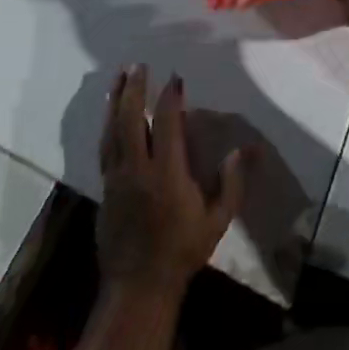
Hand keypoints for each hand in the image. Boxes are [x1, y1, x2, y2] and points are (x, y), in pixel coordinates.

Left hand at [96, 66, 246, 297]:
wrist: (139, 284)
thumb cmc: (182, 251)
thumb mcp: (216, 221)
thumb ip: (231, 183)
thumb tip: (244, 149)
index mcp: (167, 174)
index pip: (166, 124)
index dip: (170, 98)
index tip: (176, 78)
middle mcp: (137, 168)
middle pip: (130, 118)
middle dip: (134, 88)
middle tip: (138, 65)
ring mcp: (117, 176)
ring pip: (112, 129)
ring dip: (115, 99)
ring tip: (119, 76)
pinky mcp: (105, 186)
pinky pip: (104, 146)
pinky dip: (107, 124)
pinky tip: (110, 113)